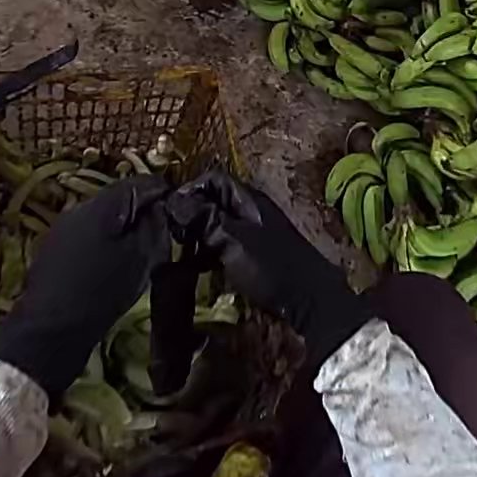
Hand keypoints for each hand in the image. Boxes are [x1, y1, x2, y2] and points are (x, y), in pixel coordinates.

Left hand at [0, 174, 170, 396]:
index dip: (164, 192)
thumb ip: (155, 225)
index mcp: (103, 203)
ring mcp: (62, 229)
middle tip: (163, 233)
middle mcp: (80, 207)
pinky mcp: (52, 251)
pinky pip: (88, 235)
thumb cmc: (101, 292)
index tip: (180, 209)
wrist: (47, 335)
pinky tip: (112, 266)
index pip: (142, 182)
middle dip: (143, 212)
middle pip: (121, 199)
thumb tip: (161, 206)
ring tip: (140, 252)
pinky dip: (105, 243)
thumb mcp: (141, 257)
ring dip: (123, 229)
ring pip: (104, 218)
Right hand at [171, 173, 370, 366]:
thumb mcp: (232, 240)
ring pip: (218, 223)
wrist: (308, 298)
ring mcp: (253, 230)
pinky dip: (209, 251)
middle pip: (214, 199)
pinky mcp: (254, 252)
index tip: (168, 211)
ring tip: (179, 251)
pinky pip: (225, 243)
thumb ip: (204, 219)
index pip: (213, 178)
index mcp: (247, 199)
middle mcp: (250, 209)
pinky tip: (196, 268)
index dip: (189, 189)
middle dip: (190, 213)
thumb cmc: (269, 265)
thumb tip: (173, 200)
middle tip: (171, 233)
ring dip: (198, 234)